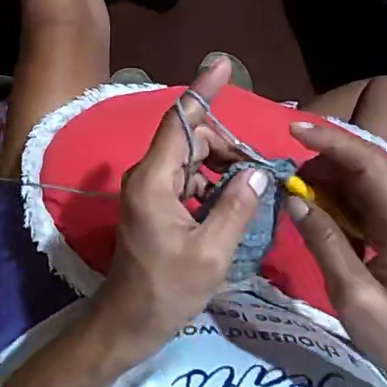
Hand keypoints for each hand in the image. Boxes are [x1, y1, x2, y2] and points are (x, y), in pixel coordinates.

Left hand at [91, 61, 265, 360]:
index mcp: (154, 180)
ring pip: (190, 157)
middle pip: (190, 137)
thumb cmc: (167, 290)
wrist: (128, 322)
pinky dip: (211, 181)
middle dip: (226, 143)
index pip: (179, 121)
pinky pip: (187, 178)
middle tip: (258, 169)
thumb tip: (257, 172)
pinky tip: (233, 201)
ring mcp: (148, 189)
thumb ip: (236, 207)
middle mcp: (147, 175)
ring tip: (251, 186)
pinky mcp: (153, 203)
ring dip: (221, 164)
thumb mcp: (211, 252)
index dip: (202, 91)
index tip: (223, 64)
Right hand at [286, 121, 386, 386]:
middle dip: (323, 160)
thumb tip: (294, 197)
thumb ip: (324, 241)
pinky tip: (316, 209)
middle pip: (367, 165)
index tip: (293, 130)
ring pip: (365, 180)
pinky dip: (338, 197)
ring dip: (328, 178)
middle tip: (285, 176)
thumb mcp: (353, 296)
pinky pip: (367, 200)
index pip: (368, 163)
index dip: (330, 141)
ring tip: (295, 191)